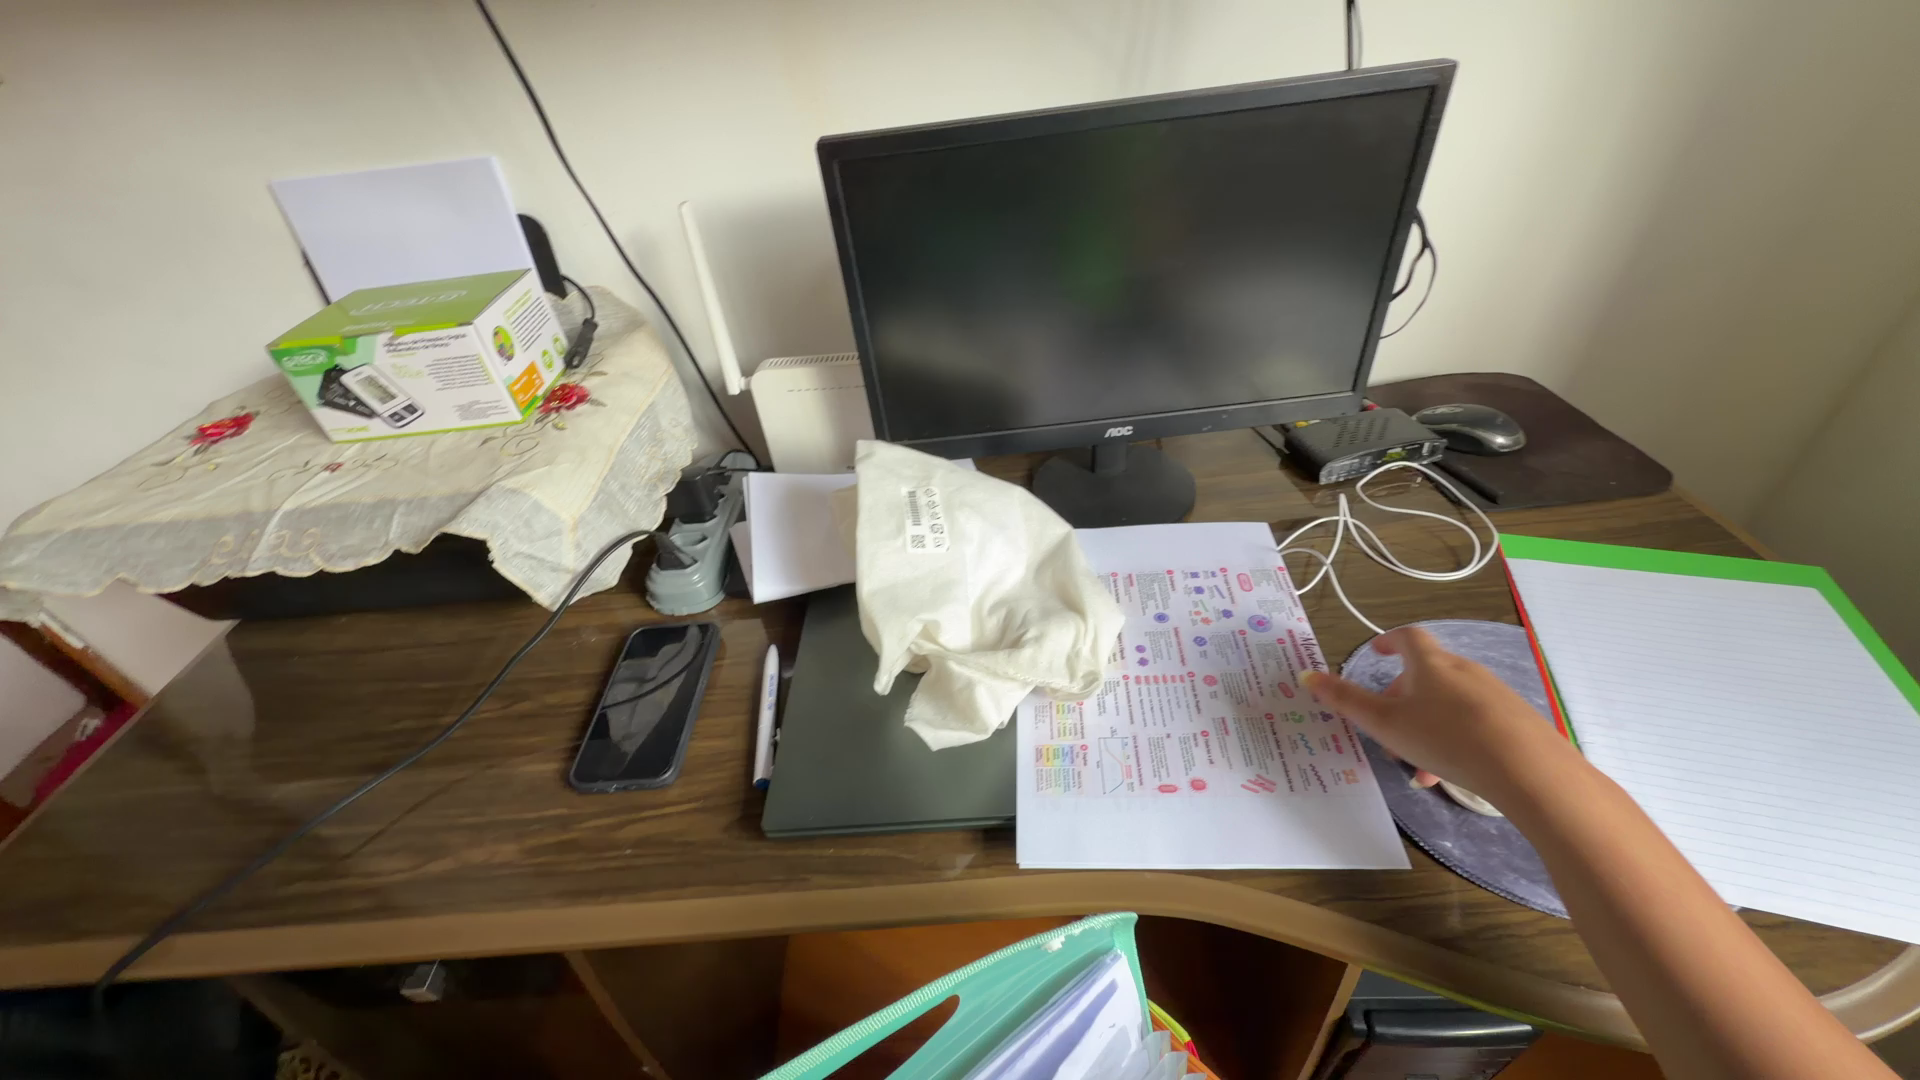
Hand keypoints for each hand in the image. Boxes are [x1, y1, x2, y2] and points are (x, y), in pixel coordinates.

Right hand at [1304, 626, 1575, 804]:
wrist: (1529, 769)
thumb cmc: (1445, 737)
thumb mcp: (1385, 723)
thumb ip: (1346, 700)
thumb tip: (1307, 675)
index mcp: (1430, 664)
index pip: (1407, 637)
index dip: (1389, 642)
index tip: (1377, 653)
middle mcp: (1463, 670)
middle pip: (1426, 674)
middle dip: (1402, 697)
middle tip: (1386, 726)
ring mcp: (1494, 693)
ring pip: (1448, 702)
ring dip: (1426, 723)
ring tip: (1418, 764)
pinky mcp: (1517, 718)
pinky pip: (1474, 720)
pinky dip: (1454, 736)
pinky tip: (1451, 769)